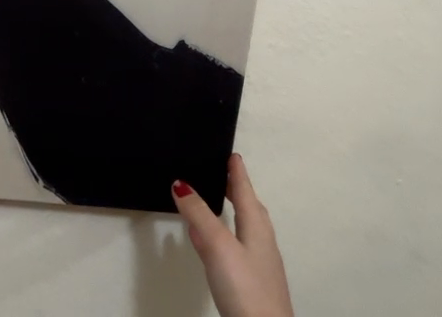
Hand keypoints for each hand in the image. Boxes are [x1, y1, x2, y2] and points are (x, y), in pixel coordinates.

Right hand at [173, 154, 292, 316]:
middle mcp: (261, 244)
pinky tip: (209, 243)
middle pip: (251, 210)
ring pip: (244, 229)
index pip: (246, 193)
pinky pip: (235, 247)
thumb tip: (180, 182)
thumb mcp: (218, 245)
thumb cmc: (245, 286)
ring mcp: (257, 266)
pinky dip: (223, 235)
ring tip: (217, 202)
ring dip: (232, 212)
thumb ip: (199, 214)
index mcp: (257, 229)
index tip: (233, 154)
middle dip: (239, 191)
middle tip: (225, 175)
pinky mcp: (250, 284)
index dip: (238, 173)